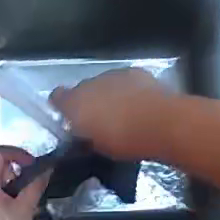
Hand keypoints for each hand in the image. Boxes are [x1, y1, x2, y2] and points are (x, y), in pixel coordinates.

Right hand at [51, 68, 177, 160]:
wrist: (161, 123)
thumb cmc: (126, 142)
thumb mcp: (99, 147)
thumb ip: (88, 136)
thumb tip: (88, 134)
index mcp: (75, 103)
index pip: (57, 97)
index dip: (63, 105)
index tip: (71, 117)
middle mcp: (89, 83)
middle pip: (83, 89)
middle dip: (90, 101)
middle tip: (102, 120)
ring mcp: (113, 74)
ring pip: (105, 83)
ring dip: (111, 94)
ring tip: (125, 112)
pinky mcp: (135, 71)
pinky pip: (126, 80)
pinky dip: (130, 89)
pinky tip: (141, 102)